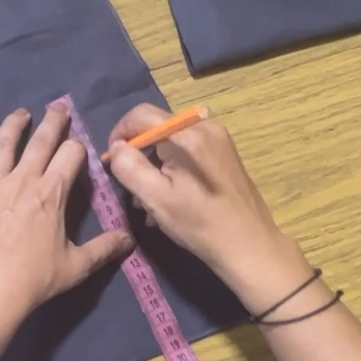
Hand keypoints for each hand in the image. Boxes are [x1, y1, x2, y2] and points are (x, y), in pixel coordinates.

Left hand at [0, 105, 133, 333]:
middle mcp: (22, 181)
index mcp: (52, 193)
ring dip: (13, 126)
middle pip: (41, 141)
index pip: (71, 155)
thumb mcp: (77, 266)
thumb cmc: (35, 279)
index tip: (79, 150)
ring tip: (21, 114)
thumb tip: (129, 241)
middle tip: (58, 109)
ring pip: (2, 145)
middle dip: (53, 122)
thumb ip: (104, 249)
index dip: (77, 149)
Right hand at [103, 105, 307, 306]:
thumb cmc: (199, 223)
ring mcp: (218, 140)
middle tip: (131, 189)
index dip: (120, 134)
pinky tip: (169, 199)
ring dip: (154, 167)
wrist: (248, 245)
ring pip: (171, 143)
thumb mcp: (155, 198)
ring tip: (148, 202)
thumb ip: (129, 167)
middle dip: (138, 155)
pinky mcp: (224, 155)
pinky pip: (188, 153)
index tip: (112, 162)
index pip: (141, 115)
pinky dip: (172, 170)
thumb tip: (117, 147)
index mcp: (187, 135)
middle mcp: (205, 127)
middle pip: (157, 128)